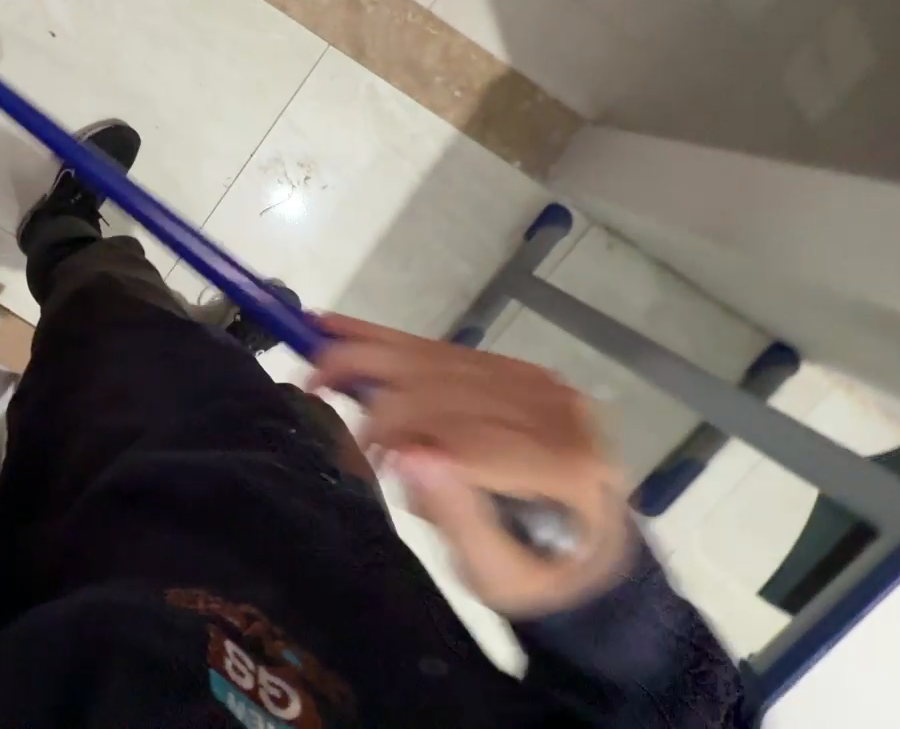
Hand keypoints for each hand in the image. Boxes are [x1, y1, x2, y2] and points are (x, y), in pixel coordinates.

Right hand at [308, 313, 632, 617]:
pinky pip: (436, 348)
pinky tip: (338, 327)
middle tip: (319, 400)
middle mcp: (558, 412)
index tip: (359, 455)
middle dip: (380, 398)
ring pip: (435, 359)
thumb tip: (407, 456)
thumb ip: (459, 516)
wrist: (584, 553)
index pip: (469, 435)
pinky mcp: (510, 368)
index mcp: (566, 466)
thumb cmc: (536, 571)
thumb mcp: (498, 572)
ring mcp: (536, 383)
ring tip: (315, 357)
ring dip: (369, 354)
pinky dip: (382, 338)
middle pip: (447, 387)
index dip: (406, 436)